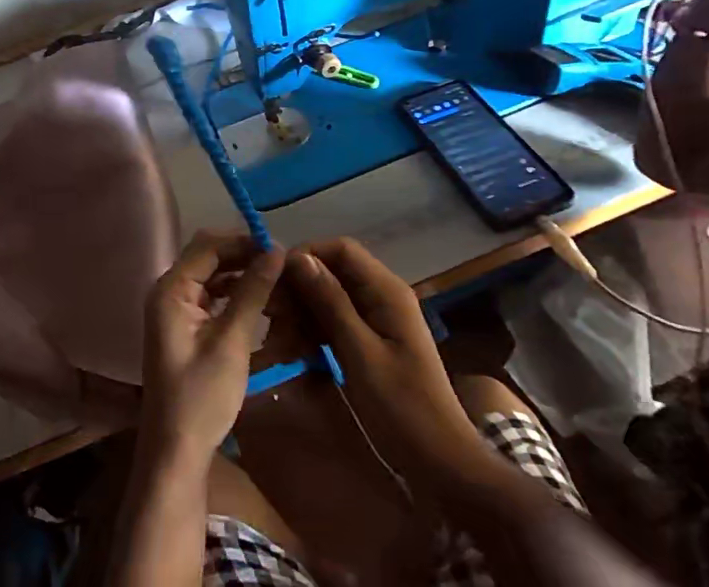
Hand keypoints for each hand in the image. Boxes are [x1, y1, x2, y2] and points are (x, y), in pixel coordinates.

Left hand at [141, 233, 283, 457]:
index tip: (280, 248)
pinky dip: (234, 292)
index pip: (208, 246)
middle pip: (208, 256)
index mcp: (171, 291)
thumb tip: (277, 250)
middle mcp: (168, 293)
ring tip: (277, 278)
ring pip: (211, 275)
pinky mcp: (184, 327)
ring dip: (241, 273)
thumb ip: (252, 291)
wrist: (176, 452)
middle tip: (281, 263)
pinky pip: (211, 295)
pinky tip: (260, 299)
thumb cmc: (201, 396)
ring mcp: (175, 310)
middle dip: (243, 255)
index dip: (243, 241)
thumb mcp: (232, 341)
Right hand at [284, 239, 486, 487]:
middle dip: (299, 291)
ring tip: (277, 343)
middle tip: (269, 320)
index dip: (306, 257)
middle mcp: (382, 296)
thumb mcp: (360, 352)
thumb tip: (299, 258)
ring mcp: (378, 319)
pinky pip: (336, 324)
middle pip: (333, 274)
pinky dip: (314, 334)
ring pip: (330, 300)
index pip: (341, 250)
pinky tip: (293, 354)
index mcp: (386, 290)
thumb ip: (330, 303)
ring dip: (302, 316)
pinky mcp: (371, 342)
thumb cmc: (401, 406)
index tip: (273, 282)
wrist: (438, 459)